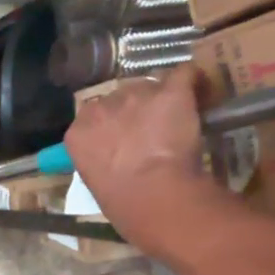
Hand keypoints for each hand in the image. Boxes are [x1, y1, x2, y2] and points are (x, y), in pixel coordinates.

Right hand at [62, 66, 234, 250]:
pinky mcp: (170, 92)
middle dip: (134, 107)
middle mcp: (101, 107)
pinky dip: (192, 81)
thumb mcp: (94, 178)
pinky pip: (184, 74)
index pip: (92, 114)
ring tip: (175, 116)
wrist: (151, 192)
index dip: (111, 122)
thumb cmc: (120, 200)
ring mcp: (136, 96)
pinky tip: (197, 91)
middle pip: (119, 95)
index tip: (123, 134)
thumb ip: (100, 155)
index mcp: (77, 132)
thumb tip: (116, 154)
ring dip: (160, 98)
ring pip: (151, 85)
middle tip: (151, 128)